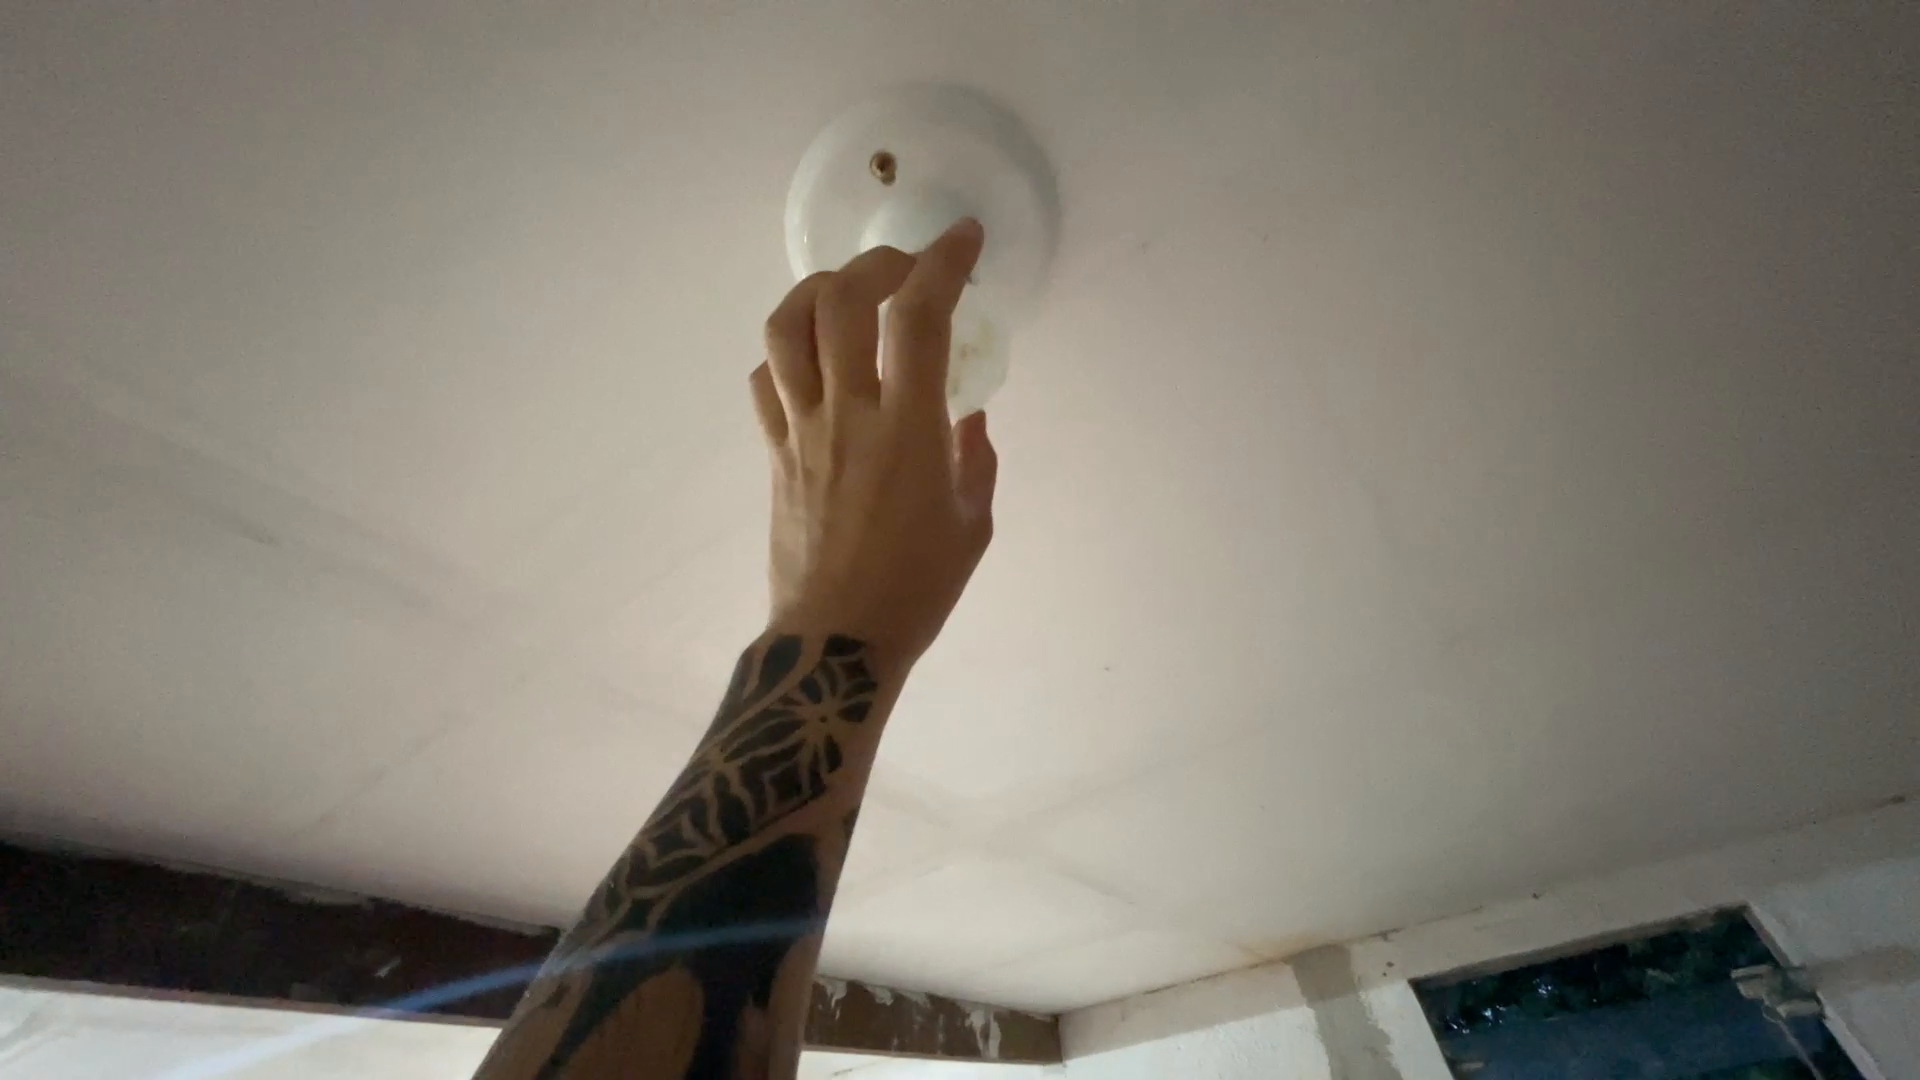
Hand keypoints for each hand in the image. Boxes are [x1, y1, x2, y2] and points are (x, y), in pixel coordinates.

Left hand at [750, 218, 997, 677]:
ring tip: (846, 296)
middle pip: (841, 300)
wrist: (836, 640)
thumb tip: (969, 419)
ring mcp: (801, 431)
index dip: (944, 262)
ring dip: (816, 292)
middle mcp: (849, 414)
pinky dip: (786, 354)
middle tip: (904, 270)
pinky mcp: (773, 454)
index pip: (921, 318)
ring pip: (785, 329)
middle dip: (876, 263)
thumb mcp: (973, 526)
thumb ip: (977, 461)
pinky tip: (811, 363)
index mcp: (910, 431)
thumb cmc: (916, 589)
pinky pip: (764, 382)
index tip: (964, 238)